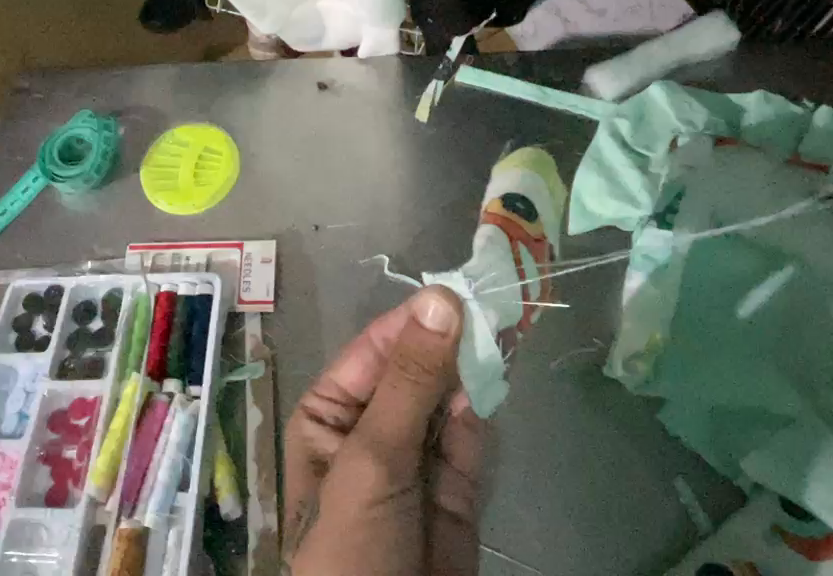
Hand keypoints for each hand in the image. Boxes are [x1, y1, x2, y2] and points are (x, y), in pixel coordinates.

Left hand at [282, 287, 484, 575]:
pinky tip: (496, 377)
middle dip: (449, 341)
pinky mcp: (453, 490)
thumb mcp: (373, 457)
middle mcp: (370, 427)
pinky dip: (481, 408)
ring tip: (501, 329)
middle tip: (494, 303)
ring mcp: (413, 459)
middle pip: (413, 370)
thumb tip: (441, 300)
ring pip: (444, 399)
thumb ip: (410, 381)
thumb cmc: (354, 543)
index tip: (460, 290)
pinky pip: (467, 437)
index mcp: (331, 413)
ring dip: (470, 368)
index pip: (376, 350)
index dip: (415, 320)